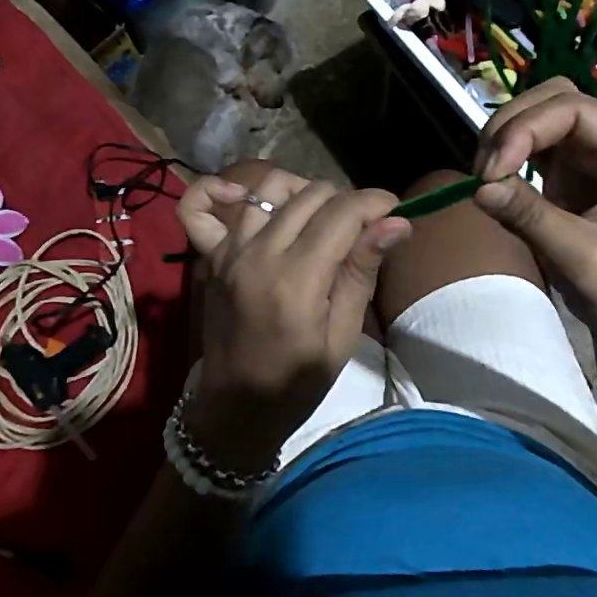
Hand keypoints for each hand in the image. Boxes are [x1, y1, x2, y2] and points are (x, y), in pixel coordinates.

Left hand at [176, 169, 408, 469]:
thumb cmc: (296, 382)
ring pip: (269, 189)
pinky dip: (218, 191)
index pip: (342, 213)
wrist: (235, 408)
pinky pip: (199, 209)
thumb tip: (397, 224)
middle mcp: (259, 254)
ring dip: (303, 192)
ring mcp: (229, 251)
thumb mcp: (341, 337)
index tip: (395, 211)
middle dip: (347, 200)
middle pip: (311, 196)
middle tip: (363, 227)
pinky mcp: (210, 257)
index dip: (375, 203)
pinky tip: (243, 195)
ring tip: (321, 216)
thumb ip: (361, 272)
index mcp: (296, 280)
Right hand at [472, 77, 596, 354]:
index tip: (490, 171)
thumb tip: (476, 187)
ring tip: (484, 176)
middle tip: (482, 171)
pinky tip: (496, 180)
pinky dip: (513, 158)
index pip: (577, 109)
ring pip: (545, 119)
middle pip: (559, 102)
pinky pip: (540, 149)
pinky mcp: (581, 175)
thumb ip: (531, 217)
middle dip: (513, 127)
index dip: (526, 129)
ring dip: (508, 139)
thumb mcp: (584, 259)